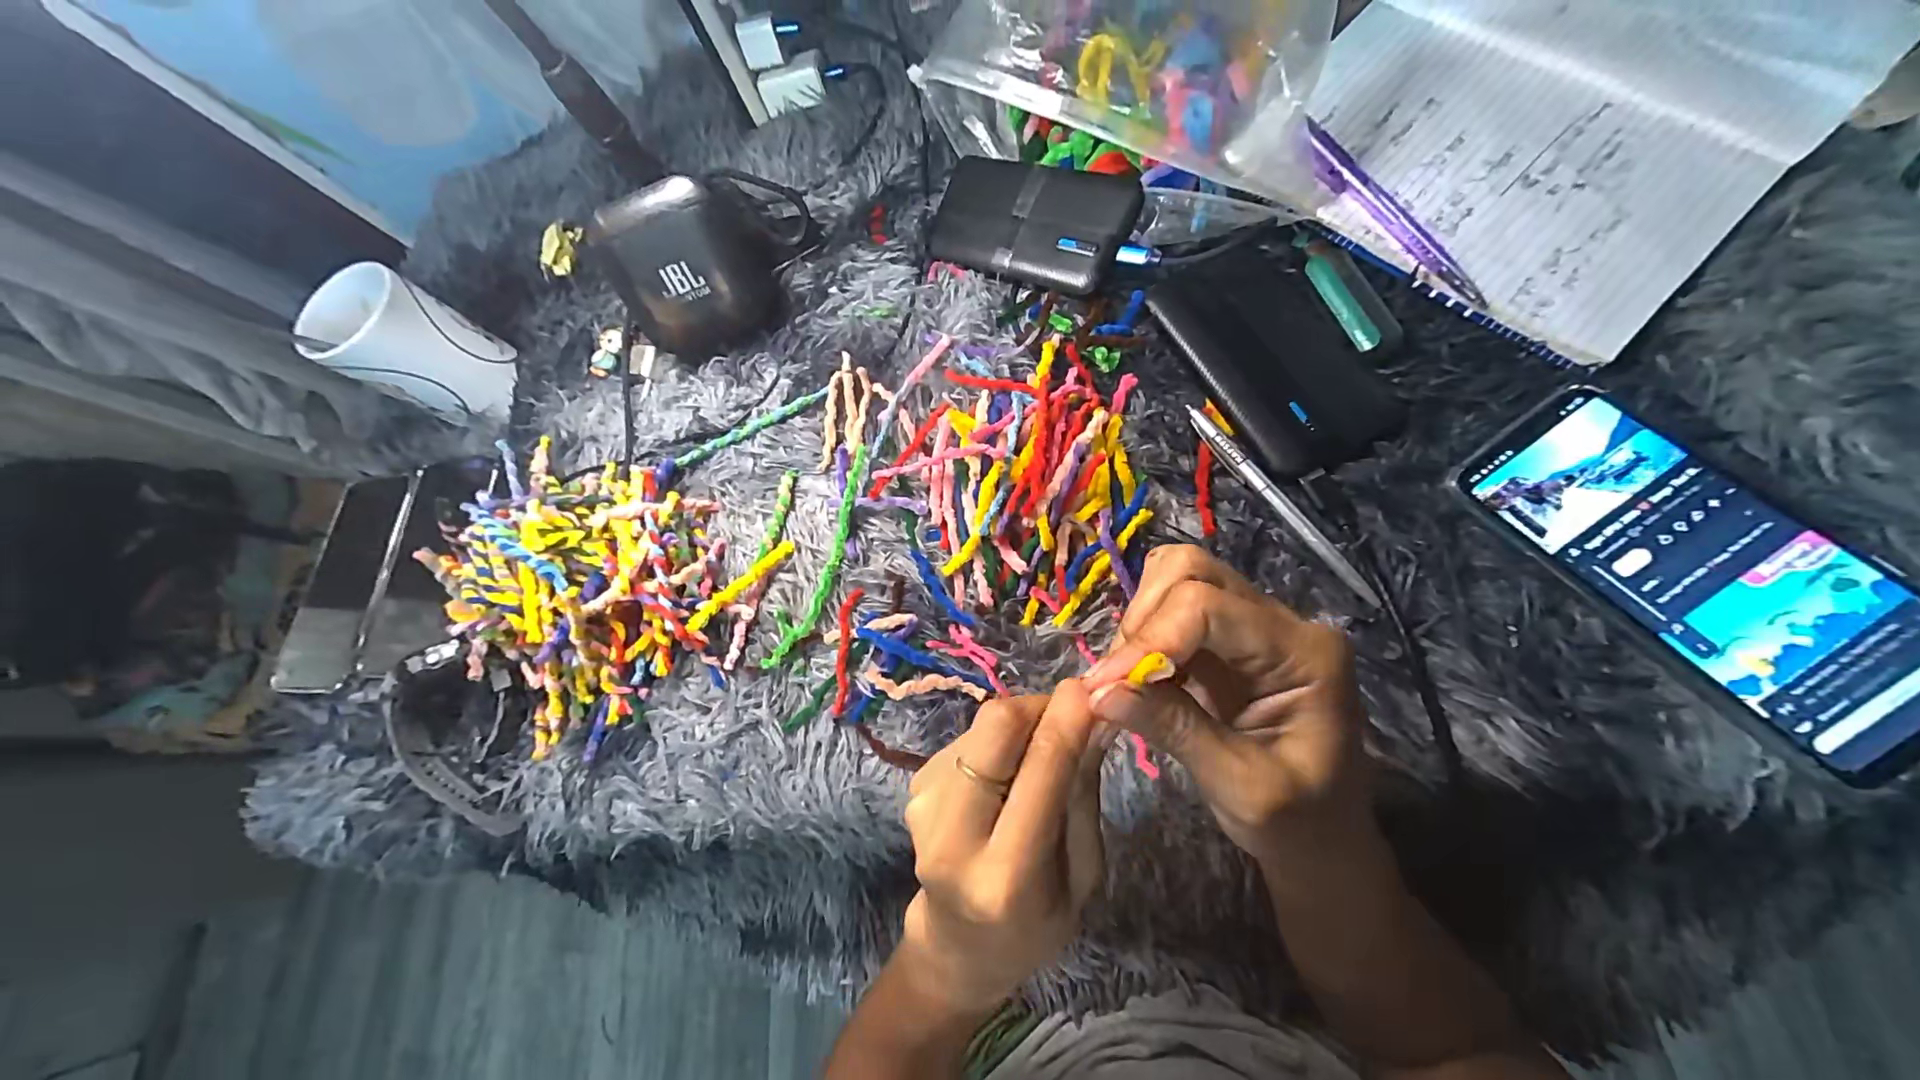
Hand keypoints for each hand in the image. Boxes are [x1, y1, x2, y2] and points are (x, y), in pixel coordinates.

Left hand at [897, 682, 1109, 1013]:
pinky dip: (998, 743)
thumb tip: (1097, 714)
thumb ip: (1084, 793)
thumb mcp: (1082, 873)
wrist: (958, 944)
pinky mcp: (913, 786)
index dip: (1067, 719)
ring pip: (982, 726)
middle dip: (1037, 707)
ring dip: (1019, 726)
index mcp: (1006, 874)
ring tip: (1036, 759)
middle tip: (1069, 716)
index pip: (1040, 770)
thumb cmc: (1037, 920)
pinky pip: (968, 739)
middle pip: (994, 727)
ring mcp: (923, 805)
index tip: (1093, 687)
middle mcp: (952, 834)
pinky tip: (1005, 776)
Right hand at [1085, 545, 1371, 864]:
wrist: (1325, 838)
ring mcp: (1255, 626)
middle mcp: (1282, 623)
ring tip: (1129, 679)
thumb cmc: (1298, 823)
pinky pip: (1173, 609)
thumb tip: (1099, 693)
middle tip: (1119, 680)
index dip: (1150, 639)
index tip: (1105, 687)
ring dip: (1140, 623)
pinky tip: (1142, 680)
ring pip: (1178, 579)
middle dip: (1143, 621)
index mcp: (1303, 653)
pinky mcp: (1228, 639)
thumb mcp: (1240, 788)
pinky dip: (1145, 637)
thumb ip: (1174, 730)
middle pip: (1193, 572)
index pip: (1209, 606)